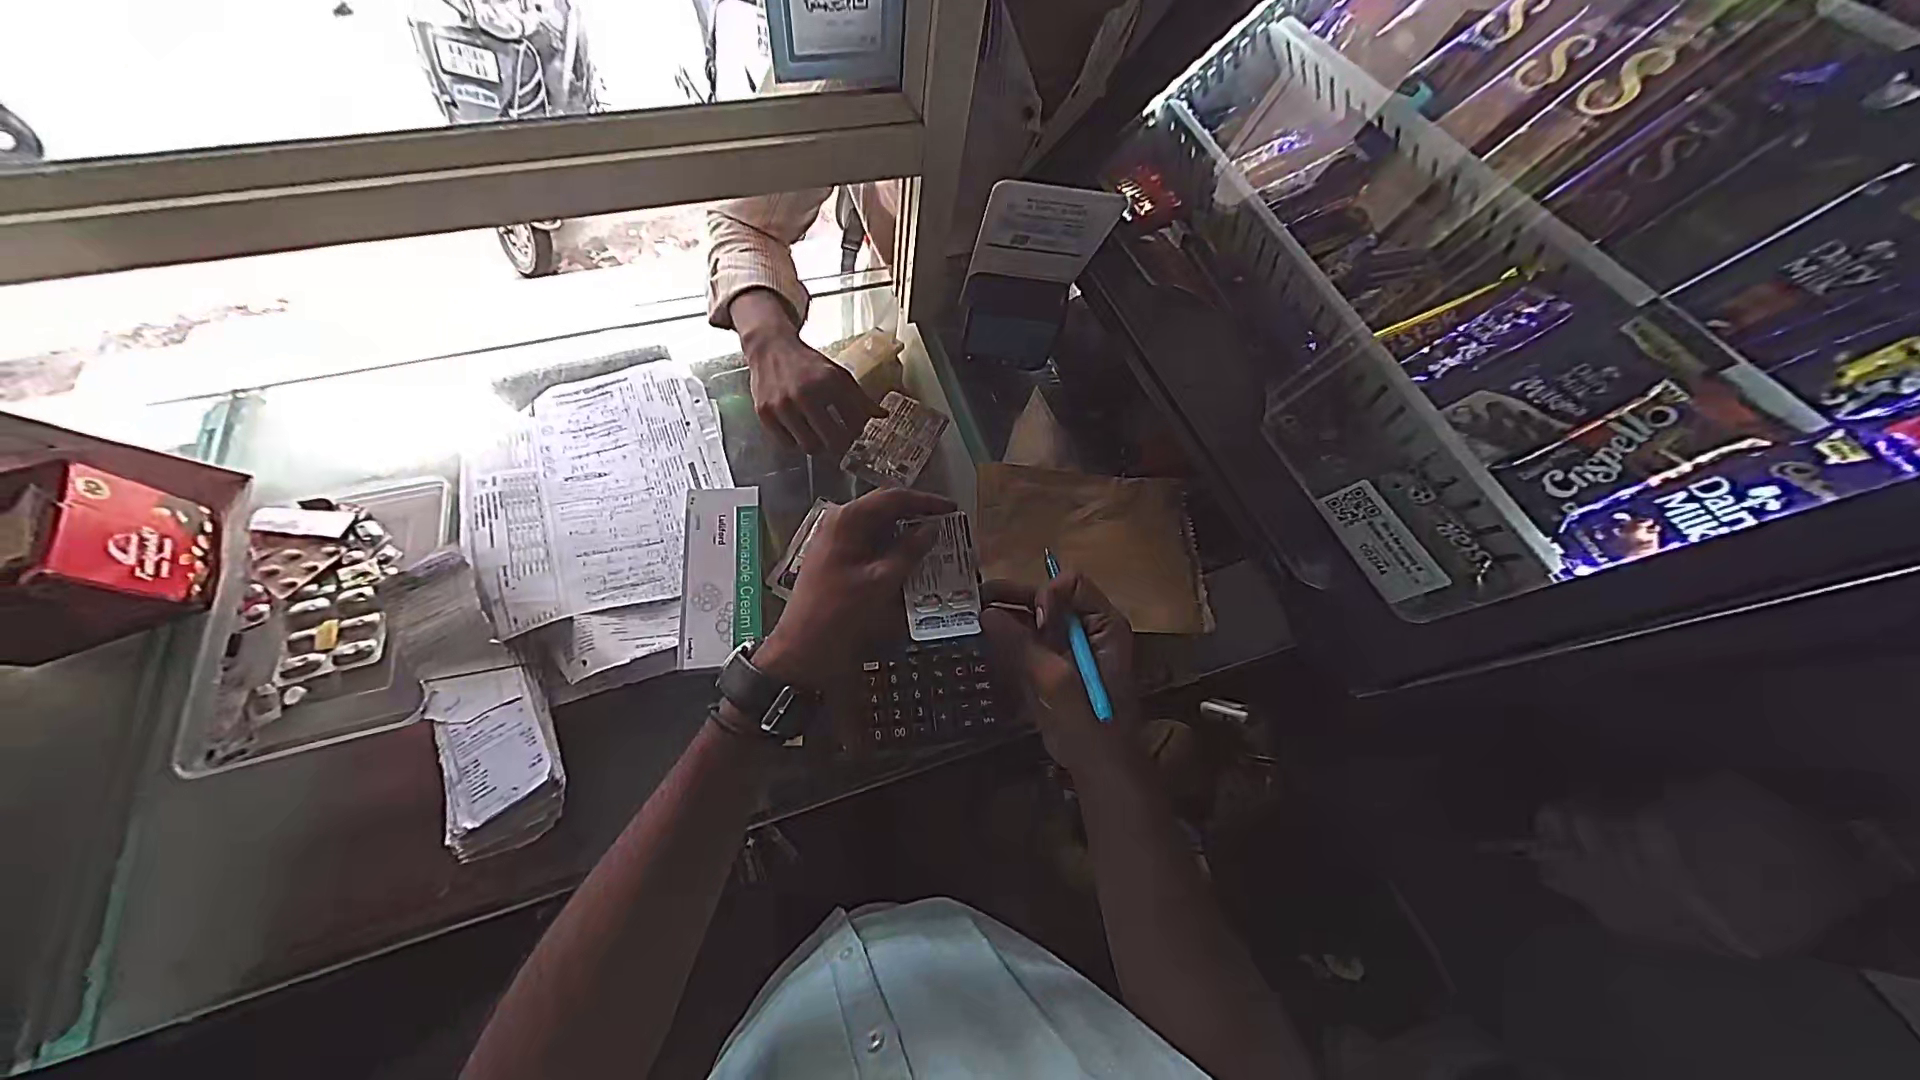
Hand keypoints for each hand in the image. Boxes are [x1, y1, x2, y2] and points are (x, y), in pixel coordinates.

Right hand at [731, 289, 885, 457]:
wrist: (770, 348)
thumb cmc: (808, 364)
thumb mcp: (838, 375)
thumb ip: (859, 398)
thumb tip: (882, 416)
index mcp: (829, 382)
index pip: (854, 422)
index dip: (858, 433)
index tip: (857, 434)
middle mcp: (805, 394)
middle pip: (833, 441)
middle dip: (840, 446)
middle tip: (840, 444)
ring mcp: (783, 405)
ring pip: (810, 446)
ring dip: (818, 446)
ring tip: (819, 436)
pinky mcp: (765, 413)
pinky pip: (787, 444)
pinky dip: (796, 443)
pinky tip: (800, 431)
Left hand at [756, 487, 956, 690]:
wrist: (805, 650)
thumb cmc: (842, 613)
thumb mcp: (882, 581)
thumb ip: (909, 551)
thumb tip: (931, 529)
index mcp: (849, 520)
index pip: (893, 498)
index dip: (926, 502)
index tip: (952, 510)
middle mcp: (840, 523)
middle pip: (885, 510)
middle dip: (917, 516)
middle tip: (946, 527)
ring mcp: (835, 541)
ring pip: (877, 528)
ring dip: (905, 534)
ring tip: (934, 545)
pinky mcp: (836, 560)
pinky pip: (869, 546)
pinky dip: (892, 550)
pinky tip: (911, 563)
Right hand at [982, 570, 1138, 776]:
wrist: (1098, 769)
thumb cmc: (1088, 725)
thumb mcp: (1055, 681)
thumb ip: (1023, 644)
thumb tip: (987, 613)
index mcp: (1103, 625)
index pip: (1073, 585)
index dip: (1047, 595)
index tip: (1033, 618)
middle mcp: (1088, 628)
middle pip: (1050, 598)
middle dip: (1015, 596)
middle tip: (977, 598)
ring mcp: (1071, 646)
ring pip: (1036, 617)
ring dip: (1007, 612)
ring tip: (973, 612)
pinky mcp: (1054, 664)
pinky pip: (1030, 640)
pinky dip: (1009, 635)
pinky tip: (985, 633)